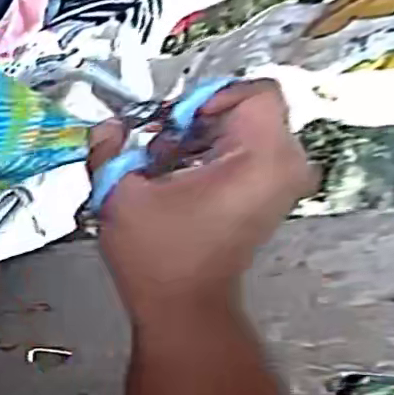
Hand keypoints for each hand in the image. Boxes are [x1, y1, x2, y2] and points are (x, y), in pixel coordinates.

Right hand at [88, 79, 315, 324]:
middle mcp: (285, 164)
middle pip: (246, 111)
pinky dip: (208, 160)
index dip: (202, 100)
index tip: (167, 125)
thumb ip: (109, 152)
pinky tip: (175, 184)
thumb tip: (109, 128)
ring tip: (161, 171)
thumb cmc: (157, 257)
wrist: (180, 303)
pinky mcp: (267, 196)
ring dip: (198, 143)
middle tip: (156, 150)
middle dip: (195, 124)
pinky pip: (245, 156)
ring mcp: (281, 182)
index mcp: (260, 158)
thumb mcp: (119, 197)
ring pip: (244, 132)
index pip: (250, 91)